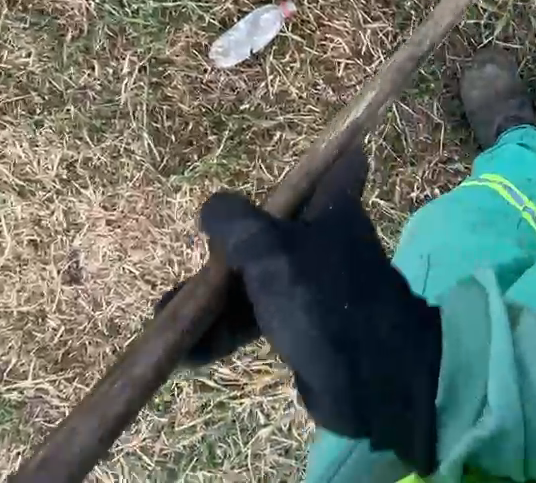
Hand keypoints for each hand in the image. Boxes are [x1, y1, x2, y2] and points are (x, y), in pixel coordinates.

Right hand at [197, 143, 441, 474]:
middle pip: (272, 227)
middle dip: (226, 249)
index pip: (341, 164)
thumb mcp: (271, 250)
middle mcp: (325, 237)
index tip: (288, 166)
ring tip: (165, 317)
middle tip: (189, 269)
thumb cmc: (321, 294)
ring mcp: (314, 282)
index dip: (324, 158)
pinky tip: (186, 353)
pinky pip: (257, 316)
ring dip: (214, 297)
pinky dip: (225, 329)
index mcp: (332, 205)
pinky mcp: (304, 322)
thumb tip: (213, 206)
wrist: (369, 376)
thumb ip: (237, 223)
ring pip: (258, 276)